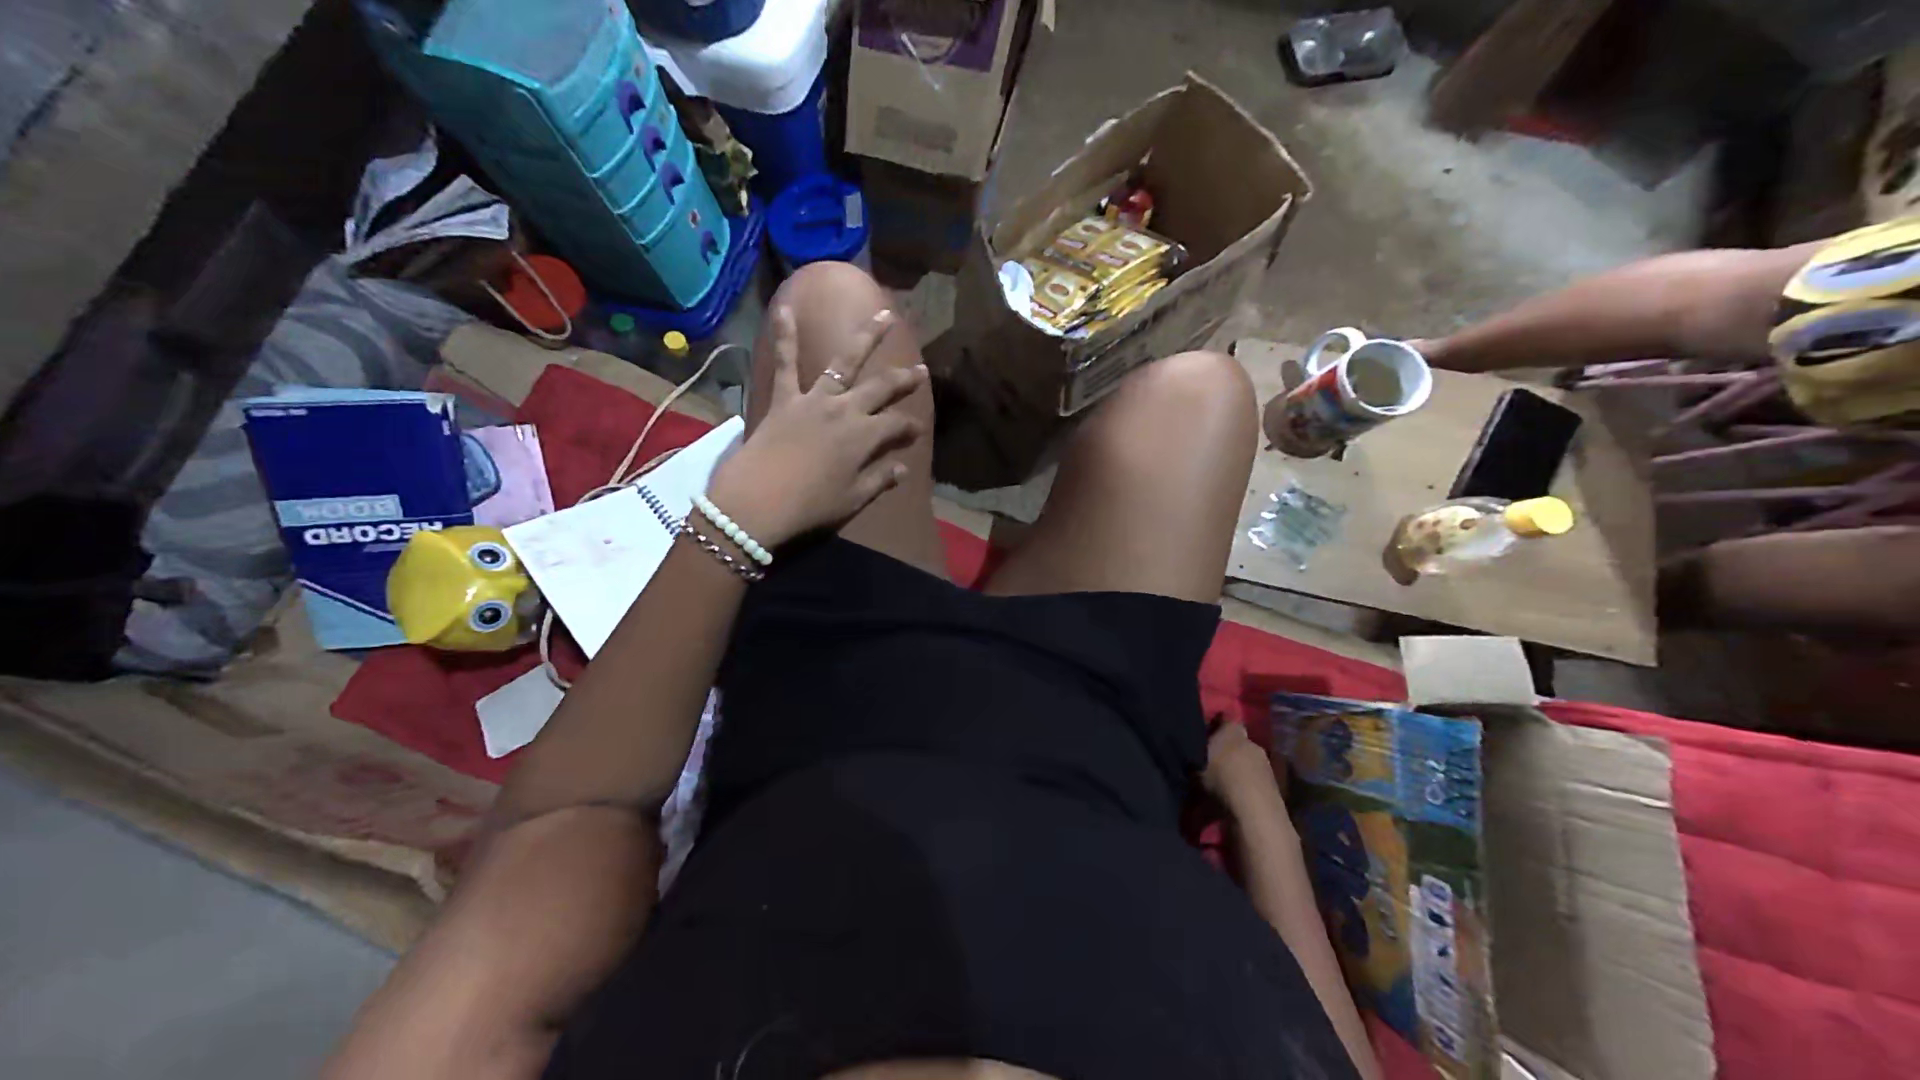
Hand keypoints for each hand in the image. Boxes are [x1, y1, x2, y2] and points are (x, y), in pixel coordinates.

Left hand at [706, 306, 926, 547]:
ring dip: (866, 336)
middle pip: (881, 387)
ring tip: (883, 315)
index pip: (897, 425)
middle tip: (920, 369)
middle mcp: (845, 409)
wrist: (758, 501)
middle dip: (903, 378)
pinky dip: (785, 334)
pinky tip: (785, 307)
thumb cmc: (810, 506)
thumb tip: (901, 468)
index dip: (910, 427)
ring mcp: (814, 399)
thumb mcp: (852, 500)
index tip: (917, 431)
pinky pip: (785, 362)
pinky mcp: (784, 398)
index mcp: (864, 437)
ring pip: (845, 361)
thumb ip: (878, 480)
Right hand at [1201, 721, 1284, 807]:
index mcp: (1232, 732)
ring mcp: (1266, 763)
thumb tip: (1192, 754)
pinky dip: (1249, 784)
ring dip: (1240, 769)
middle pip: (1238, 742)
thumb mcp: (1194, 768)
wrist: (1255, 809)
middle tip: (1214, 763)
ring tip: (1226, 783)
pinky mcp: (1276, 784)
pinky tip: (1239, 796)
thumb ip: (1194, 757)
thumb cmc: (1220, 780)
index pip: (1224, 722)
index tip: (1205, 738)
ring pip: (1248, 761)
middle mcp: (1251, 742)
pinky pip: (1256, 778)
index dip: (1215, 728)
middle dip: (1228, 751)